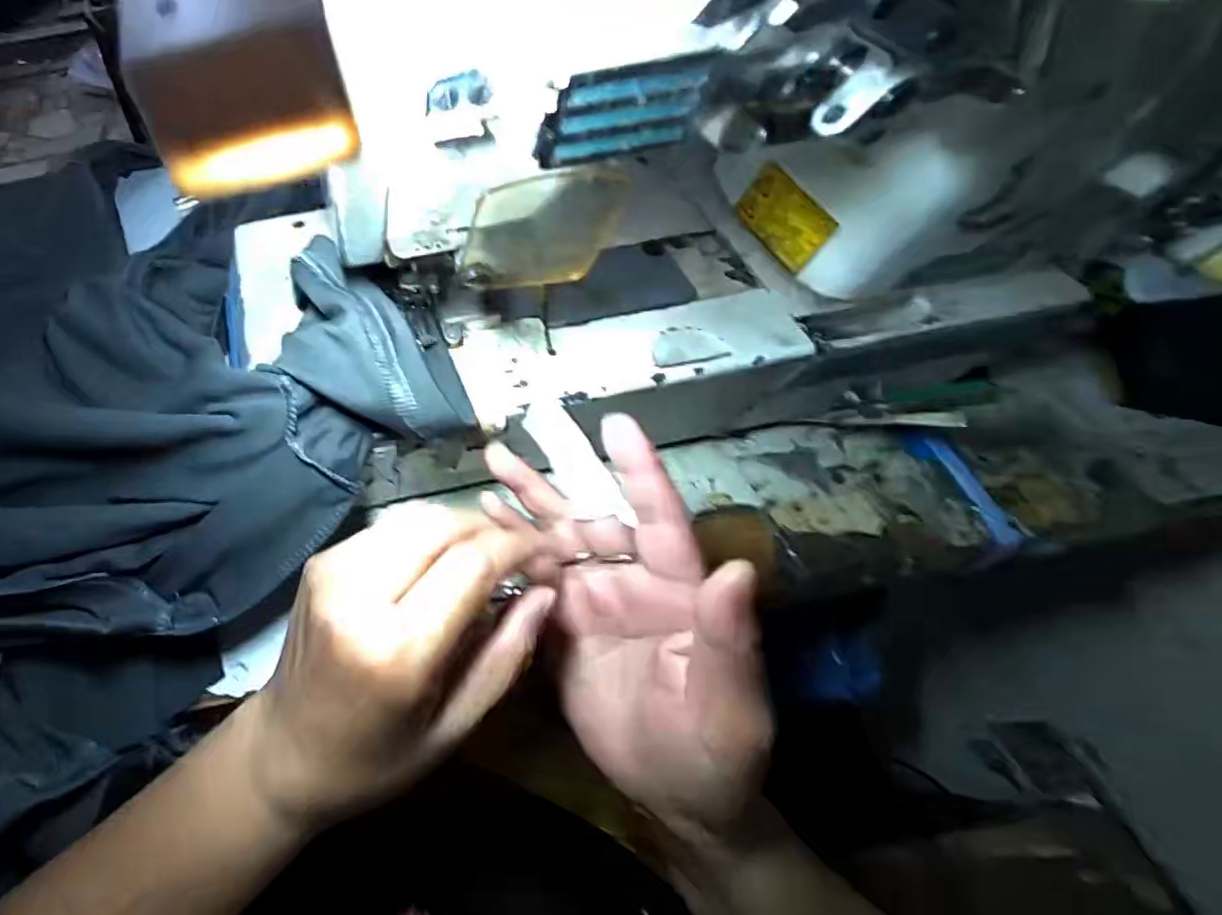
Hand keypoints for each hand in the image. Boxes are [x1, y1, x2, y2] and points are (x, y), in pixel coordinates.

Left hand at [242, 503, 554, 829]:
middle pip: (442, 526)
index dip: (516, 547)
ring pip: (415, 517)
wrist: (285, 750)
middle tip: (519, 549)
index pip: (470, 564)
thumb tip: (546, 592)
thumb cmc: (376, 757)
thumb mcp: (453, 725)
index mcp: (395, 648)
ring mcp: (331, 570)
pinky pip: (388, 528)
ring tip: (485, 553)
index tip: (545, 551)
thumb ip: (505, 655)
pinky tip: (439, 560)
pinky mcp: (321, 560)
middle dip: (490, 529)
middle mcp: (357, 595)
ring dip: (458, 527)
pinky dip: (425, 534)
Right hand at [482, 414, 771, 838]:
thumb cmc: (716, 751)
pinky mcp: (565, 625)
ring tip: (492, 466)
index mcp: (679, 587)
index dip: (640, 471)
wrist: (675, 796)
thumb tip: (735, 572)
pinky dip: (510, 549)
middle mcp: (633, 580)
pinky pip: (535, 580)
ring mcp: (596, 601)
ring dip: (525, 505)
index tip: (617, 425)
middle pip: (590, 519)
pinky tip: (486, 522)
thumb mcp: (731, 705)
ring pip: (556, 541)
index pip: (660, 518)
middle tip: (508, 449)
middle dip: (551, 484)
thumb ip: (730, 640)